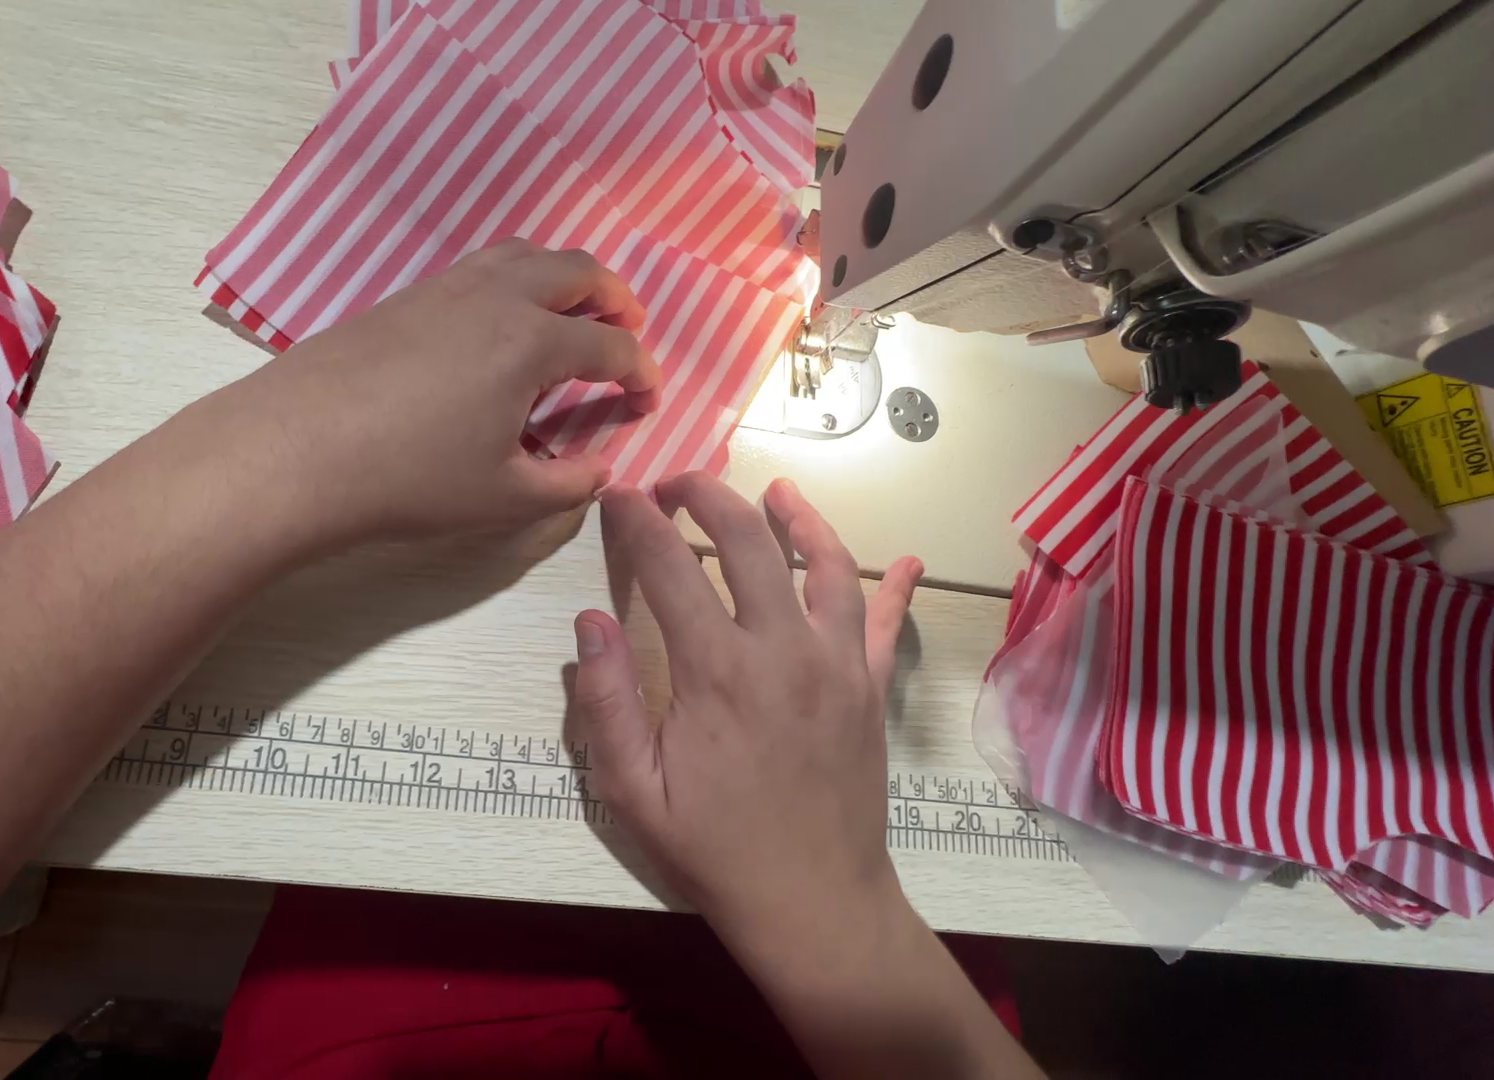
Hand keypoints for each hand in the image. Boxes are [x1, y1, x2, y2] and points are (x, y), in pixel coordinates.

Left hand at [238, 240, 660, 539]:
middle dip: (614, 297)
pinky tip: (496, 323)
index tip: (649, 394)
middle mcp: (496, 296)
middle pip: (575, 270)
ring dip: (561, 276)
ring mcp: (445, 287)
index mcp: (532, 342)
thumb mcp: (505, 498)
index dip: (640, 371)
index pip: (610, 346)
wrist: (297, 451)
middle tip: (626, 328)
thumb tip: (600, 470)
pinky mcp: (404, 295)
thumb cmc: (412, 480)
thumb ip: (568, 486)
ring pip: (522, 254)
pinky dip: (511, 281)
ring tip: (568, 312)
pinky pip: (477, 268)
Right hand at [572, 474, 922, 945]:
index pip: (671, 567)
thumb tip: (590, 620)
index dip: (639, 522)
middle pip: (749, 542)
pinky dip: (896, 587)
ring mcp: (838, 667)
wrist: (813, 905)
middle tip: (677, 483)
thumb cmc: (712, 848)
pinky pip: (888, 625)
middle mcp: (783, 651)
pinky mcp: (870, 690)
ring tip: (778, 491)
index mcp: (717, 671)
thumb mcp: (632, 790)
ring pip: (827, 566)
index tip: (620, 494)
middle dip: (708, 496)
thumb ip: (606, 701)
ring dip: (801, 518)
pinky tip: (907, 560)